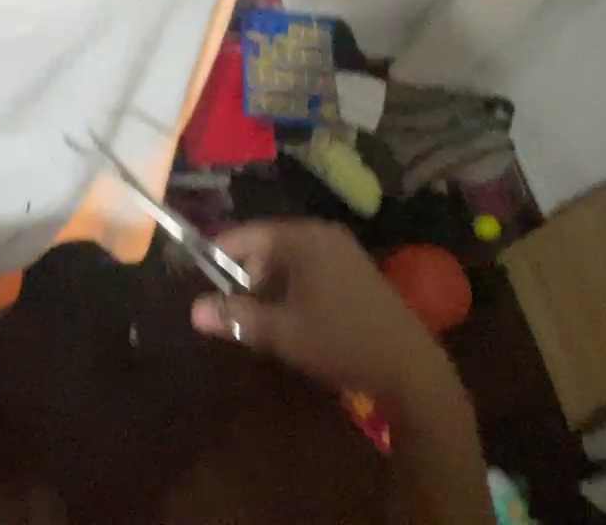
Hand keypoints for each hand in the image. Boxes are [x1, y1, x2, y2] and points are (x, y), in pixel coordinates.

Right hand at [192, 220, 452, 402]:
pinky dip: (293, 291)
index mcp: (303, 238)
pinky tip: (296, 322)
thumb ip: (235, 317)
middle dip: (247, 278)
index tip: (200, 281)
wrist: (413, 372)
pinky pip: (309, 271)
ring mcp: (343, 252)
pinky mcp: (356, 272)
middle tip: (240, 313)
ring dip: (270, 288)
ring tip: (267, 323)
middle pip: (265, 247)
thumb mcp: (281, 332)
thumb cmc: (340, 341)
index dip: (218, 256)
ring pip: (287, 262)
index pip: (245, 234)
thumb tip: (193, 310)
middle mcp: (322, 235)